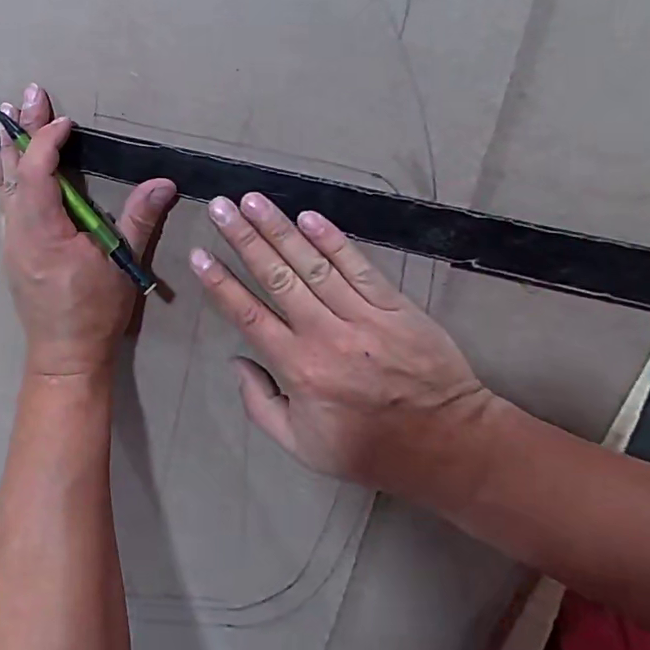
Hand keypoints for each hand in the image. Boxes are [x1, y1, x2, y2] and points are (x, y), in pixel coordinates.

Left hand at [0, 84, 177, 379]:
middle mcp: (17, 232)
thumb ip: (139, 220)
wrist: (63, 356)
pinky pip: (2, 202)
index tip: (64, 121)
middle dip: (22, 130)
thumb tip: (165, 182)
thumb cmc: (94, 313)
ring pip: (3, 185)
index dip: (46, 142)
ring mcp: (9, 241)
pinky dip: (3, 175)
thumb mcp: (121, 266)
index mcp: (42, 233)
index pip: (37, 174)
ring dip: (8, 148)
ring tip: (5, 116)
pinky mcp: (12, 249)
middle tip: (25, 95)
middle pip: (15, 171)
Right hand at [189, 192, 502, 505]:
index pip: (249, 315)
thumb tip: (237, 360)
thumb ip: (260, 405)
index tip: (198, 254)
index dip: (220, 283)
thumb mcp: (302, 447)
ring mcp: (363, 318)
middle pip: (276, 277)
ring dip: (279, 229)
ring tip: (253, 200)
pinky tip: (308, 216)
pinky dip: (333, 240)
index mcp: (299, 369)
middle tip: (220, 207)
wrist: (451, 446)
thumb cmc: (368, 449)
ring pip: (312, 265)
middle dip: (244, 238)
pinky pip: (359, 267)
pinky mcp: (396, 308)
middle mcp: (326, 336)